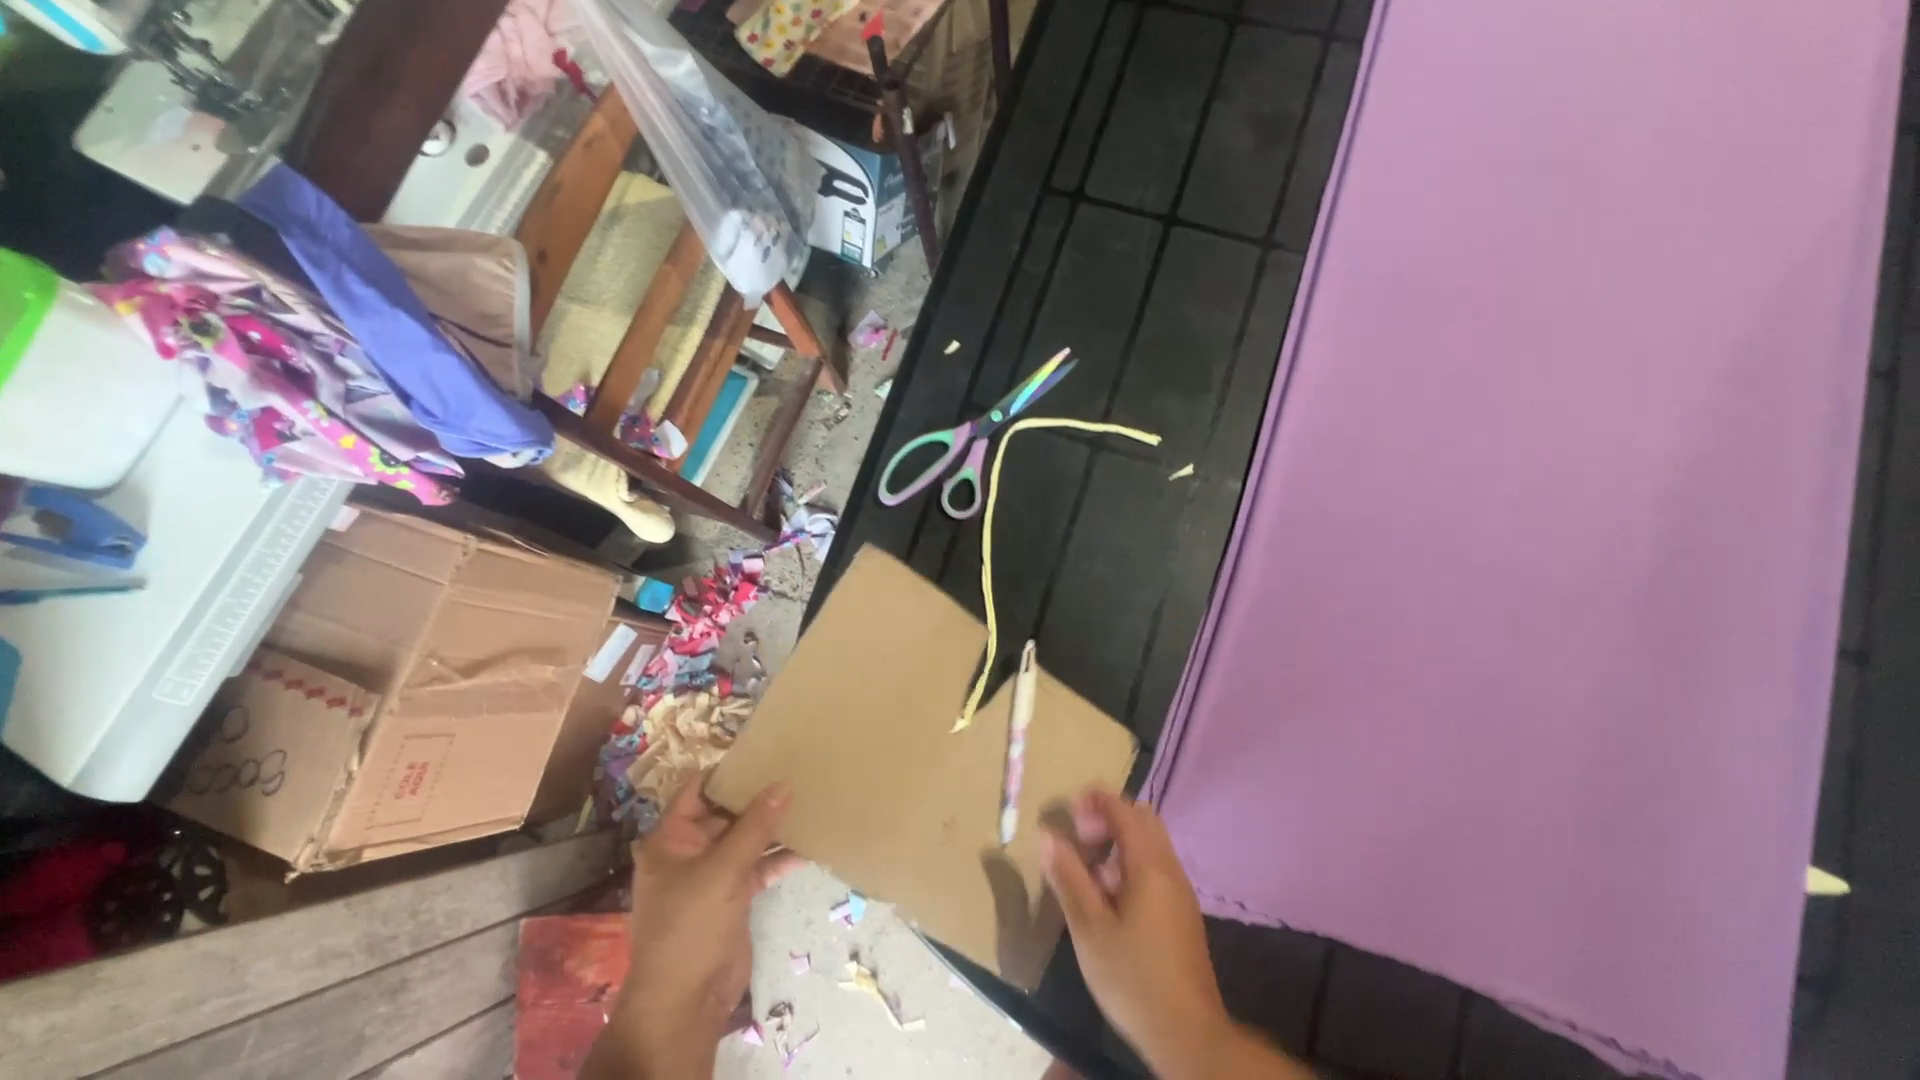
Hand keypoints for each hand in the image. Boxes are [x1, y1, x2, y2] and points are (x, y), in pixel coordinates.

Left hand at [583, 779, 798, 1079]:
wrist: (686, 999)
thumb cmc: (690, 926)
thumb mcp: (722, 870)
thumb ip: (754, 827)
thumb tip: (784, 784)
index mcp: (670, 838)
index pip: (697, 789)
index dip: (727, 769)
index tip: (764, 749)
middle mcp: (689, 851)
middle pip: (725, 812)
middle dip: (757, 796)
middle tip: (797, 769)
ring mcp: (712, 876)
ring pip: (745, 840)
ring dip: (773, 827)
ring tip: (810, 800)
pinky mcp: (733, 897)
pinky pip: (758, 867)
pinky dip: (779, 858)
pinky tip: (810, 845)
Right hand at [1041, 789, 1313, 1079]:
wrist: (1185, 1031)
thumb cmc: (1132, 976)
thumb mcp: (1089, 928)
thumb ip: (1069, 877)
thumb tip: (1048, 834)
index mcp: (1150, 866)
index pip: (1126, 811)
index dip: (1096, 801)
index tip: (1067, 809)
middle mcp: (1170, 870)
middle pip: (1143, 821)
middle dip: (1109, 816)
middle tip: (1077, 833)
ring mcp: (1180, 892)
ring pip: (1151, 845)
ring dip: (1119, 840)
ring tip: (1085, 863)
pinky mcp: (1181, 913)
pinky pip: (1155, 868)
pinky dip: (1129, 862)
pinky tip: (1107, 894)